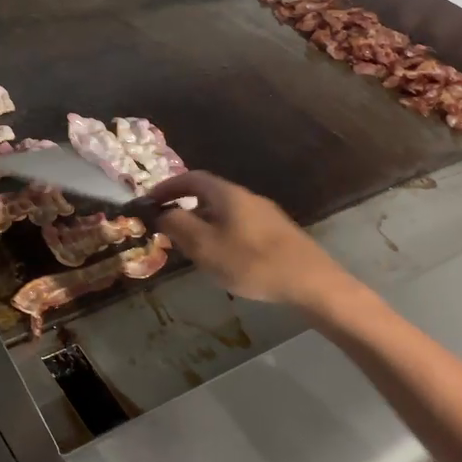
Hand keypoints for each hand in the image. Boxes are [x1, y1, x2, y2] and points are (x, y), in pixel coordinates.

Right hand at [148, 171, 363, 315]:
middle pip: (209, 194)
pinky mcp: (277, 233)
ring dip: (203, 223)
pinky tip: (224, 258)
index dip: (168, 186)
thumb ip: (178, 225)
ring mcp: (265, 214)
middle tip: (168, 228)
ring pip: (225, 212)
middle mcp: (246, 197)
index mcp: (227, 194)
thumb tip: (162, 212)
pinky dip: (222, 234)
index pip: (191, 178)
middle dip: (184, 207)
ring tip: (192, 248)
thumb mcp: (205, 246)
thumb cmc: (251, 261)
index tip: (150, 201)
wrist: (311, 282)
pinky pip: (239, 225)